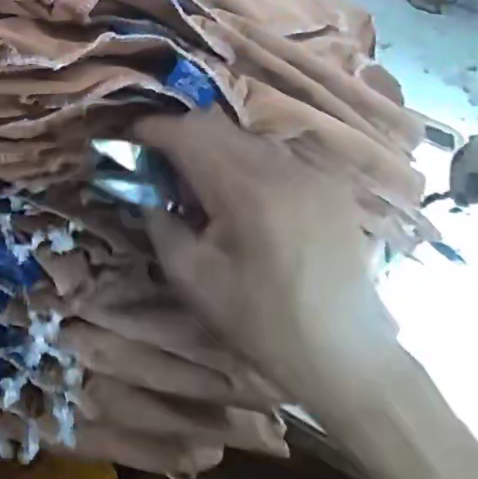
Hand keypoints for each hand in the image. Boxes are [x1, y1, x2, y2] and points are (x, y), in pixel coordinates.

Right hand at [135, 110, 394, 400]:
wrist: (347, 355)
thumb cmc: (262, 322)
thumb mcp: (191, 277)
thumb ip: (158, 221)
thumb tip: (143, 186)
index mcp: (245, 188)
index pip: (186, 132)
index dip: (152, 129)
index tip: (130, 140)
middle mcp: (280, 164)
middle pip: (214, 123)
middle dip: (179, 135)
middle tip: (162, 168)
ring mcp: (311, 169)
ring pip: (243, 134)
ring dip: (213, 146)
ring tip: (204, 187)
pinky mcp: (329, 180)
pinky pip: (273, 152)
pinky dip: (245, 160)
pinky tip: (245, 198)